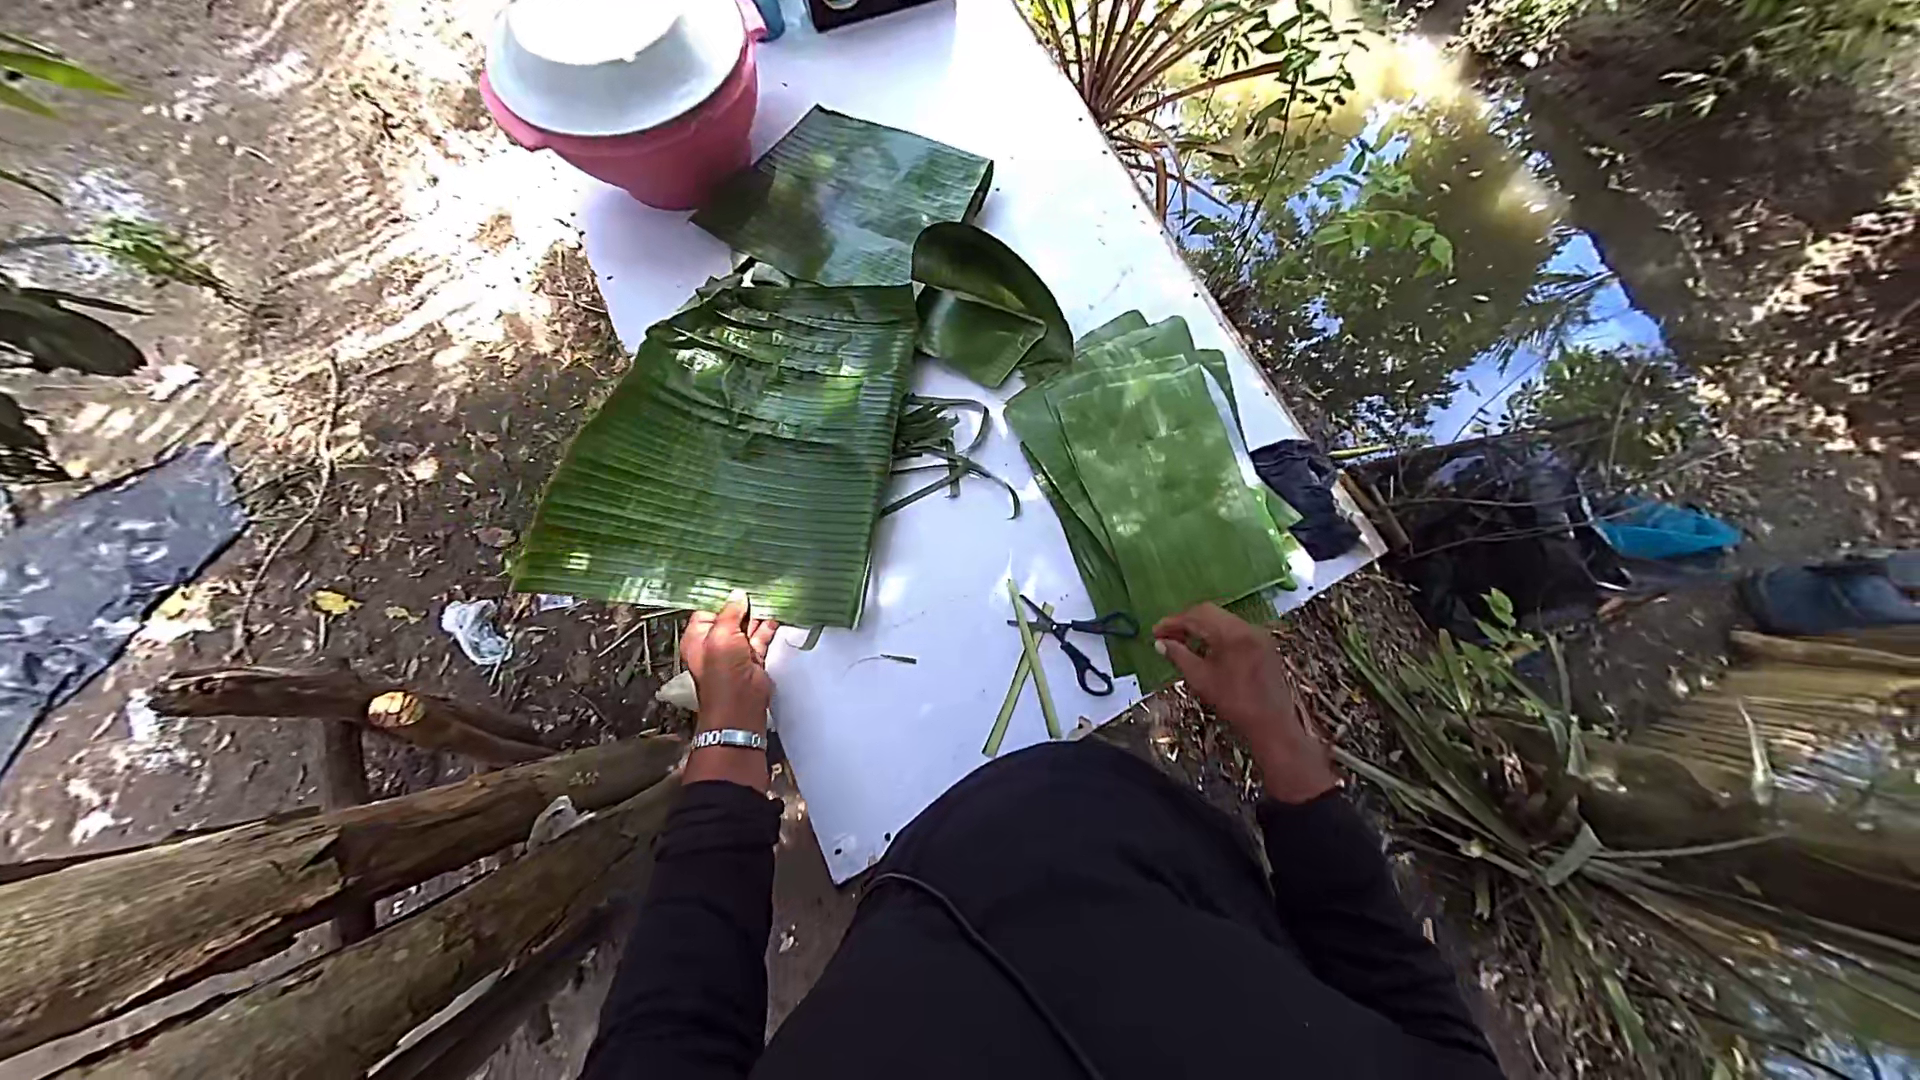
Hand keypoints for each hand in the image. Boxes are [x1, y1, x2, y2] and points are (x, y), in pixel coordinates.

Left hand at [683, 589, 778, 732]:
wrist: (740, 705)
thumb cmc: (721, 676)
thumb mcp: (721, 636)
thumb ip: (730, 613)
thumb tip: (737, 595)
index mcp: (698, 637)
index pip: (708, 609)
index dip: (721, 598)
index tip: (735, 584)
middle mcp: (715, 642)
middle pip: (730, 616)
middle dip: (743, 604)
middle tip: (756, 586)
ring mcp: (735, 650)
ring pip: (747, 625)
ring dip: (757, 614)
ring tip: (768, 596)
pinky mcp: (753, 657)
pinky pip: (761, 636)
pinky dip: (768, 627)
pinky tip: (775, 615)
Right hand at [1153, 603, 1335, 803]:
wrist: (1271, 724)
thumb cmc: (1234, 702)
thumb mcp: (1200, 678)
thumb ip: (1178, 655)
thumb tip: (1160, 643)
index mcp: (1232, 634)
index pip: (1196, 616)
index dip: (1173, 622)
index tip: (1156, 631)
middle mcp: (1247, 627)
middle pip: (1209, 612)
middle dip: (1185, 621)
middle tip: (1166, 635)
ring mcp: (1257, 634)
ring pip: (1221, 619)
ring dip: (1200, 626)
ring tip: (1182, 641)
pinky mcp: (1263, 644)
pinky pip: (1233, 629)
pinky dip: (1215, 633)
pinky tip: (1203, 646)